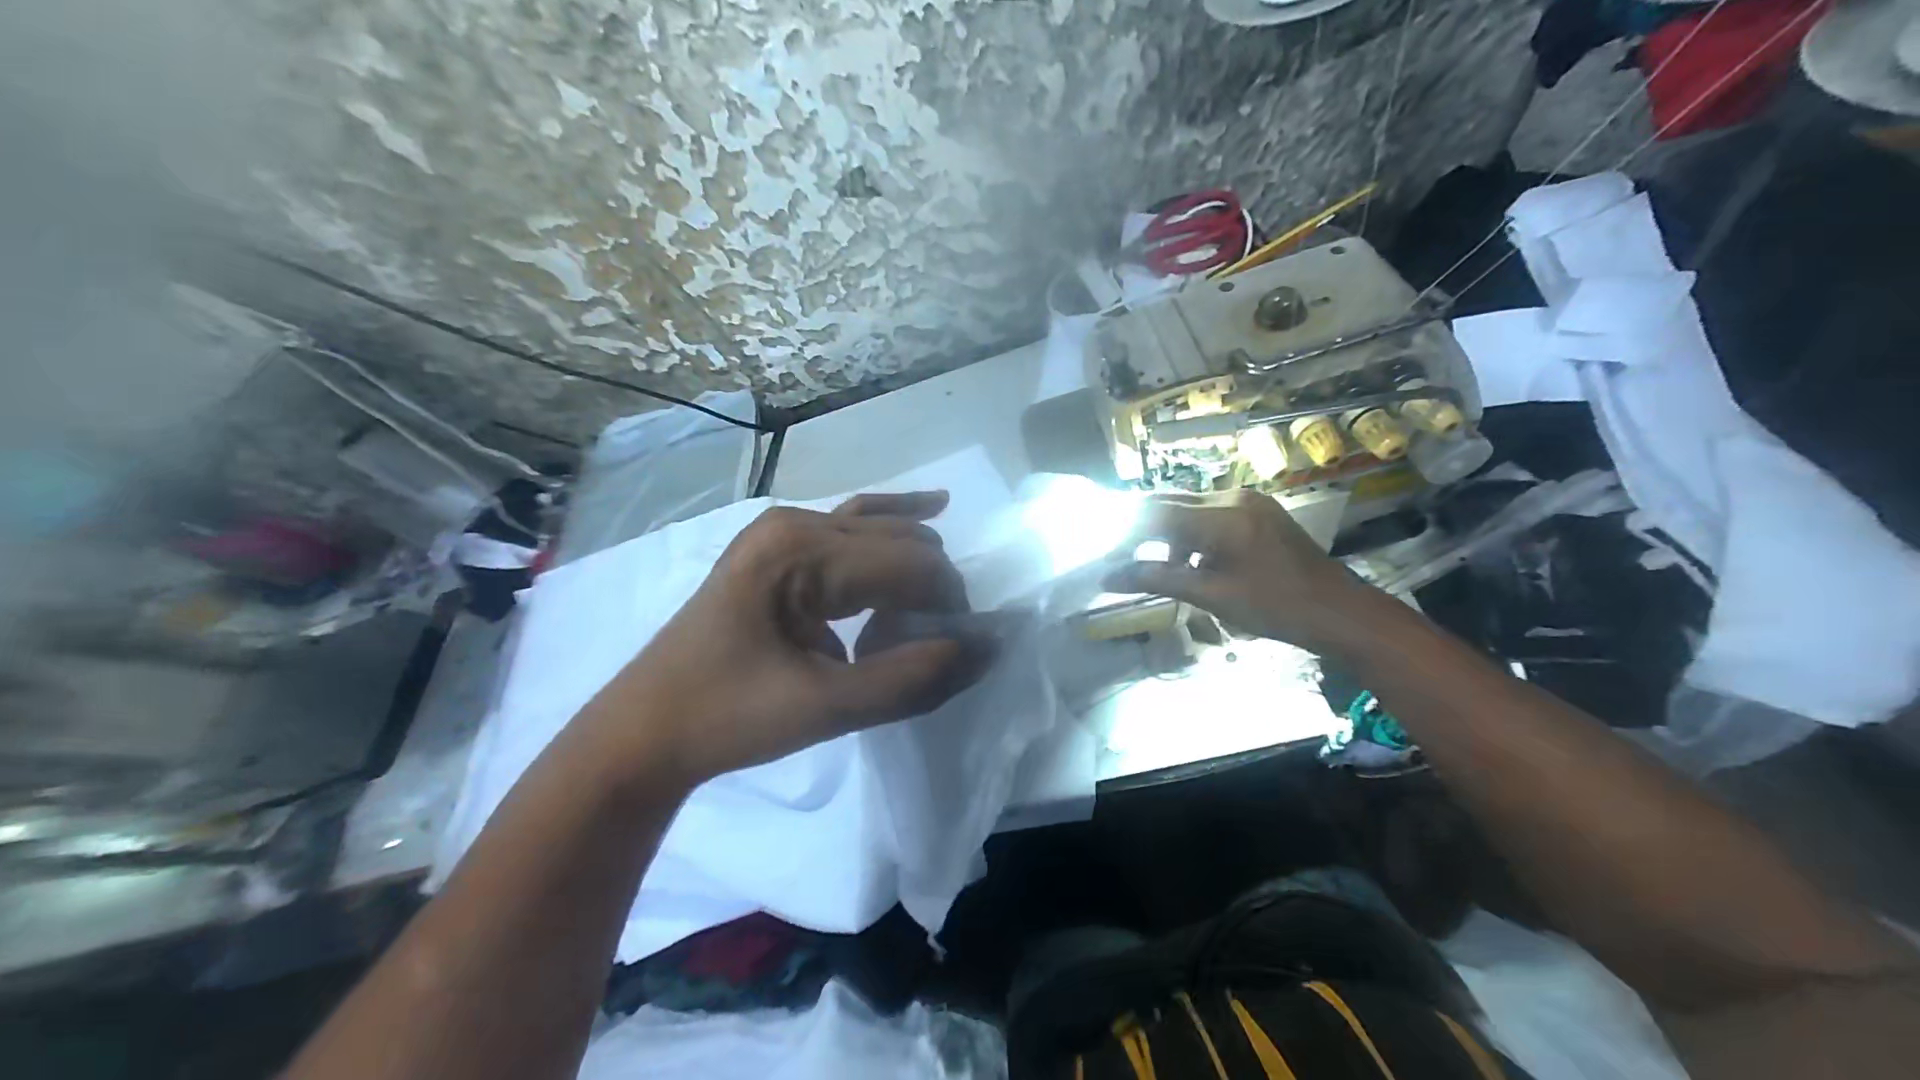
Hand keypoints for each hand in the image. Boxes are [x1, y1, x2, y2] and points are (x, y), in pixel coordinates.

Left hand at [588, 491, 995, 787]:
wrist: (644, 732)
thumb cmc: (728, 718)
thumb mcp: (827, 707)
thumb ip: (912, 678)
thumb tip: (987, 648)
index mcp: (802, 550)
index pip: (913, 562)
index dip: (950, 607)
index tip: (954, 657)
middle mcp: (795, 522)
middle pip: (901, 540)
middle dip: (934, 590)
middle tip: (930, 648)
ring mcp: (783, 529)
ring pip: (880, 531)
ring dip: (913, 571)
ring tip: (915, 624)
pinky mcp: (779, 546)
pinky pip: (851, 527)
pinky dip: (892, 526)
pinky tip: (932, 506)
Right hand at [1101, 489, 1373, 648]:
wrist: (1340, 611)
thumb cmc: (1276, 607)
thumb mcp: (1211, 594)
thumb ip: (1157, 579)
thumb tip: (1108, 578)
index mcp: (1222, 517)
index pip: (1154, 514)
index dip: (1123, 531)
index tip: (1102, 553)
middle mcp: (1232, 497)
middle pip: (1168, 502)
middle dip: (1138, 526)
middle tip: (1115, 553)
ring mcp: (1247, 501)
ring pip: (1186, 507)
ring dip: (1163, 531)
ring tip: (1152, 565)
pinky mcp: (1256, 510)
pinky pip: (1208, 512)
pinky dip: (1188, 532)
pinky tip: (1188, 560)